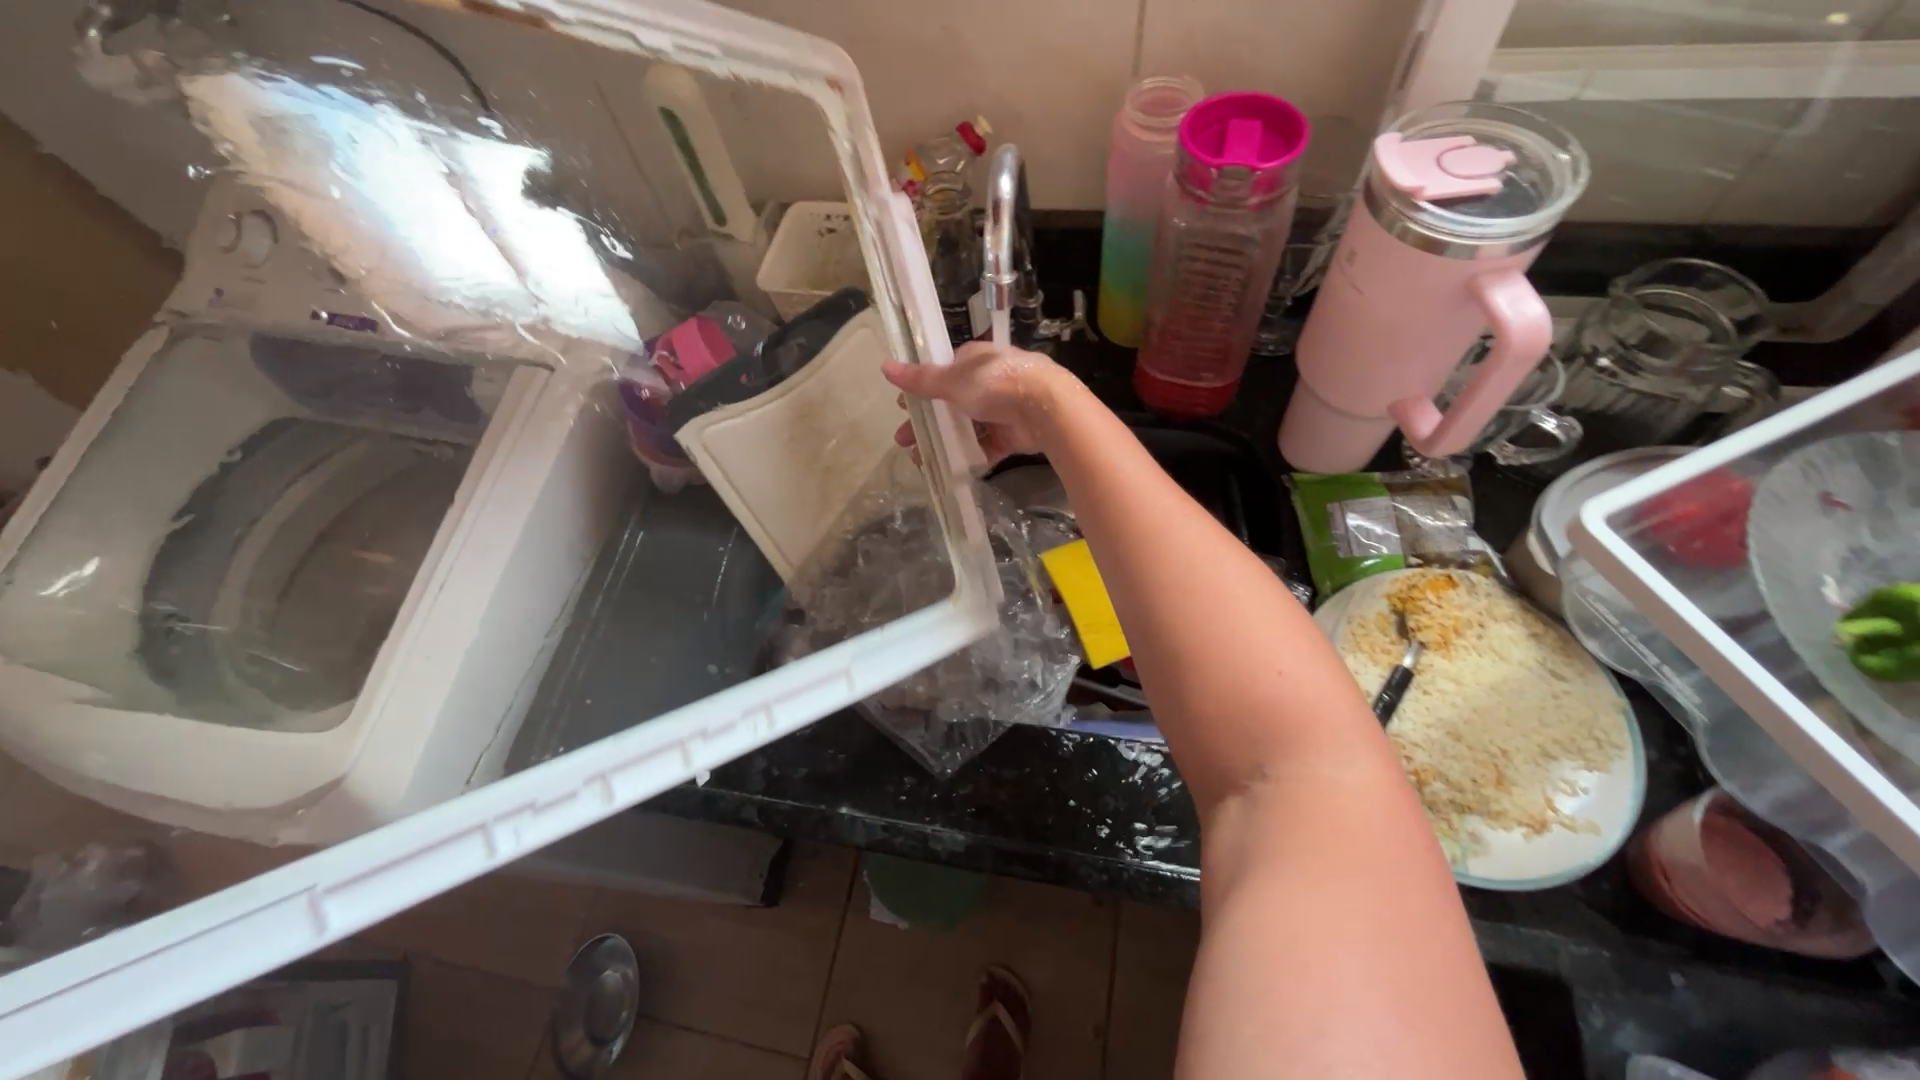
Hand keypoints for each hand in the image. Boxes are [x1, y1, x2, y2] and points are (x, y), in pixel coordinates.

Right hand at [882, 342, 1071, 464]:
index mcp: (973, 360)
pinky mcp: (1012, 434)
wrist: (1045, 408)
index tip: (903, 407)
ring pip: (965, 428)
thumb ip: (920, 379)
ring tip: (921, 460)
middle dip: (926, 423)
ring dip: (942, 443)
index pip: (941, 373)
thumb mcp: (952, 381)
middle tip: (904, 440)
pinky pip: (986, 446)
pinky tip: (949, 468)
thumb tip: (885, 366)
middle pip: (950, 404)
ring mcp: (1001, 409)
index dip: (921, 391)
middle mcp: (987, 382)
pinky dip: (968, 456)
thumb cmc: (995, 384)